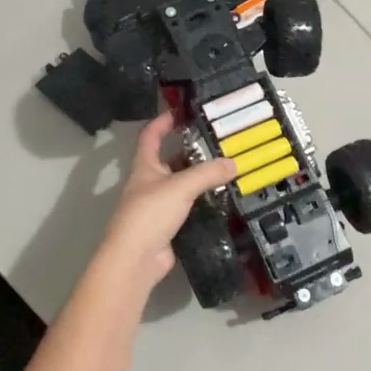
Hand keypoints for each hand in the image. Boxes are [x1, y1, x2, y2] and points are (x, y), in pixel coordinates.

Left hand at [97, 115, 238, 288]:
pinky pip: (188, 207)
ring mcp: (158, 205)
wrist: (136, 259)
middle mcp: (149, 182)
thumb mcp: (180, 187)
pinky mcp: (168, 225)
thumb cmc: (150, 214)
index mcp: (145, 166)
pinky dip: (203, 202)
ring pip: (182, 185)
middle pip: (170, 160)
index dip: (162, 121)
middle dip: (191, 151)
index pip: (151, 136)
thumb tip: (234, 163)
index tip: (181, 111)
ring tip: (228, 168)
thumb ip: (207, 174)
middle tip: (219, 143)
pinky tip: (223, 199)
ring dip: (201, 178)